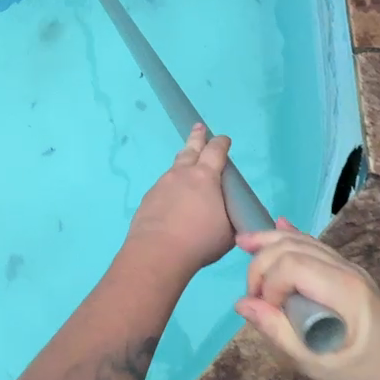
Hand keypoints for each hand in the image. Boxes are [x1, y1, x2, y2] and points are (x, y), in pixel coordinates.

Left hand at [125, 124, 235, 271]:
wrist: (158, 251)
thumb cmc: (200, 240)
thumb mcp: (228, 230)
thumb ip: (231, 216)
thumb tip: (231, 214)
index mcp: (205, 177)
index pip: (215, 152)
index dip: (220, 143)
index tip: (223, 138)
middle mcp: (182, 174)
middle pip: (190, 150)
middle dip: (197, 138)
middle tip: (199, 127)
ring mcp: (162, 184)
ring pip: (174, 168)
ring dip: (182, 163)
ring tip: (187, 163)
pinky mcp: (149, 198)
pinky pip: (163, 187)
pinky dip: (171, 187)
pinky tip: (172, 199)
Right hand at [234, 222, 379, 379]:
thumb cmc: (366, 378)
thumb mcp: (318, 366)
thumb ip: (278, 333)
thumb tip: (242, 305)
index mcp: (344, 291)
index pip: (291, 265)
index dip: (267, 284)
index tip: (265, 314)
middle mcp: (348, 270)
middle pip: (293, 247)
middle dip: (263, 262)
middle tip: (250, 294)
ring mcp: (351, 268)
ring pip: (304, 241)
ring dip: (272, 242)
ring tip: (243, 243)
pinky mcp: (351, 274)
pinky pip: (317, 247)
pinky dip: (293, 237)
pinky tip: (278, 226)